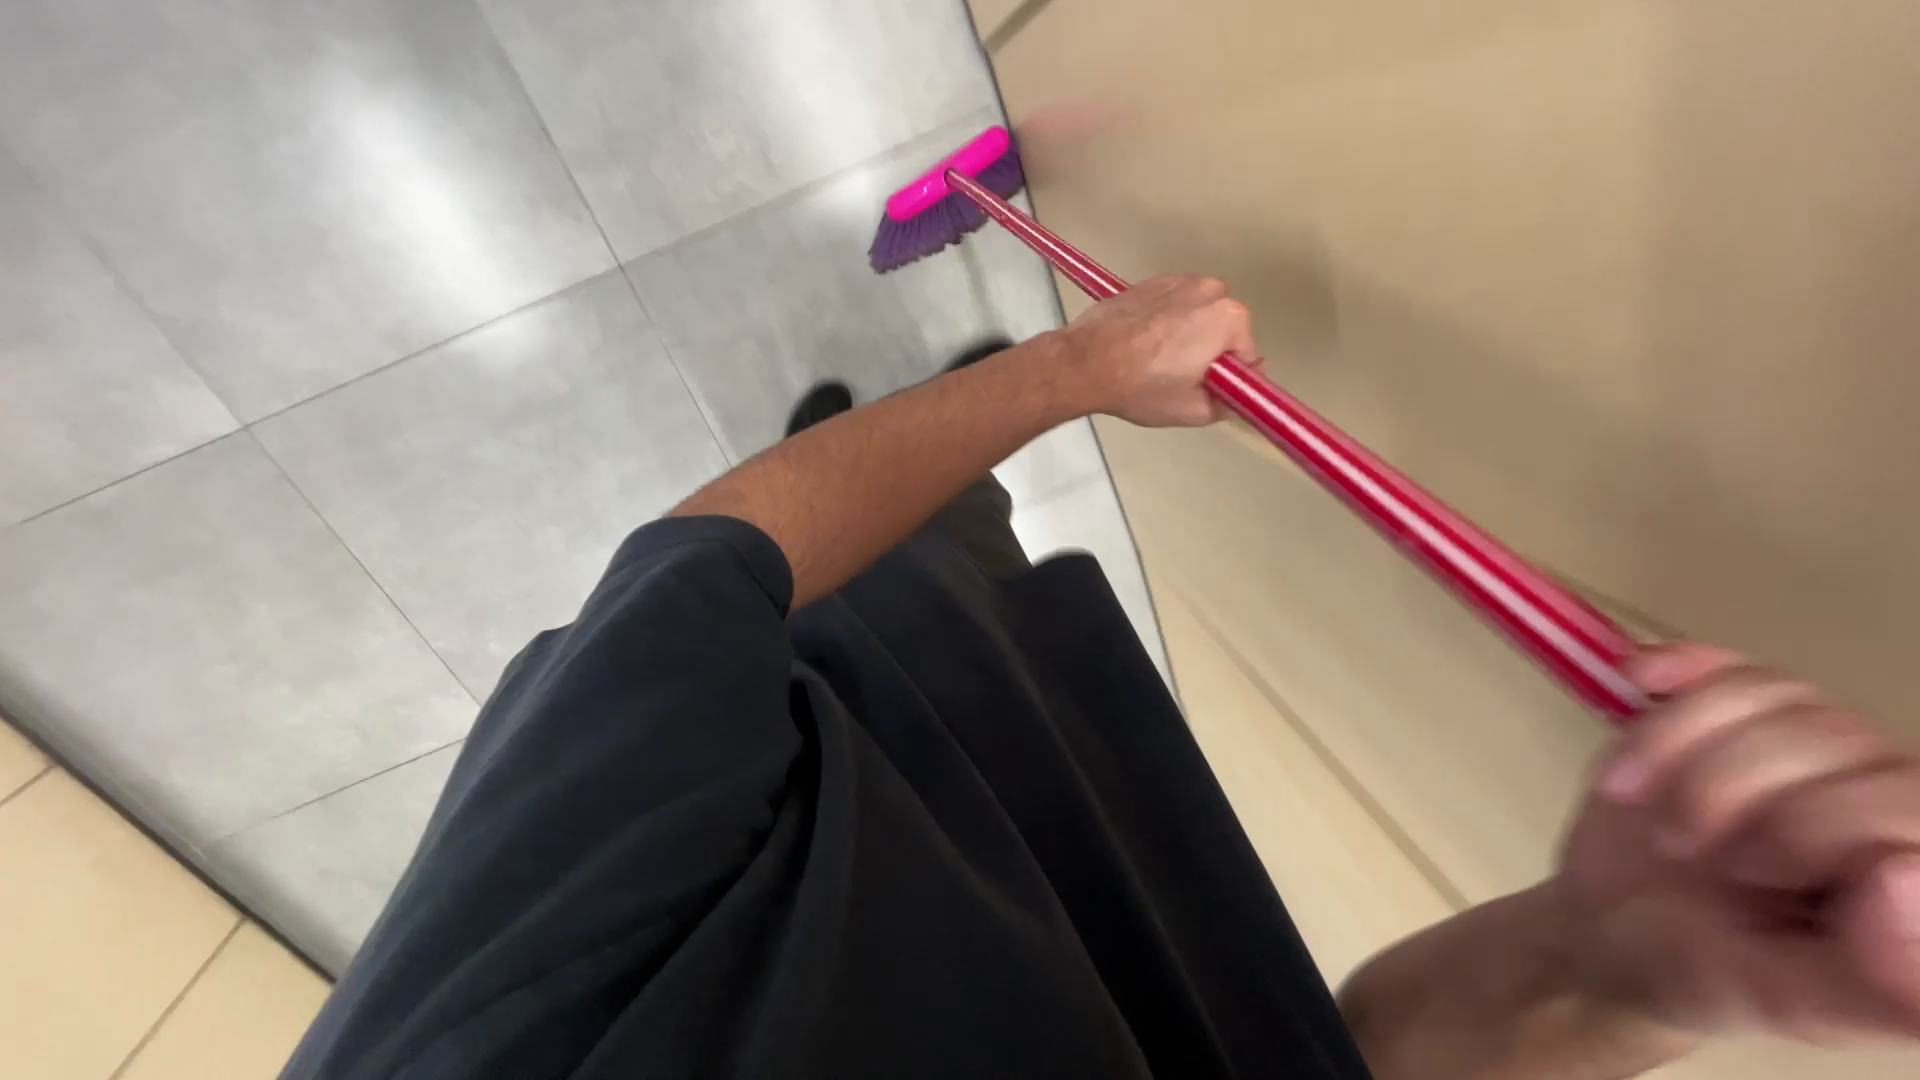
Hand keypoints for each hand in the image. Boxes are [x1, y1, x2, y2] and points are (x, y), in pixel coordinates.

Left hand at [1054, 274, 1261, 426]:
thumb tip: (1240, 392)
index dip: (1230, 379)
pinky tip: (1143, 344)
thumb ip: (1230, 402)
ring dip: (1187, 335)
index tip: (1205, 389)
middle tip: (1177, 378)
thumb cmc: (1140, 387)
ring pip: (1199, 316)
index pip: (1247, 356)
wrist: (1084, 362)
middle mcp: (1211, 289)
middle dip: (1209, 353)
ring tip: (1156, 361)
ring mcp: (1180, 280)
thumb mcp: (1193, 411)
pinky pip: (1174, 306)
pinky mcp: (1152, 281)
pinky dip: (1165, 322)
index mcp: (1230, 318)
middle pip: (1224, 331)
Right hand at [1554, 642, 1919, 1042]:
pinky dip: (1677, 665)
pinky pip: (1723, 665)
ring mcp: (1812, 754)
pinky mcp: (1730, 719)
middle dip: (1727, 790)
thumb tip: (1909, 881)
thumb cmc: (1696, 972)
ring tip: (1637, 796)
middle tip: (1682, 846)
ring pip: (1768, 698)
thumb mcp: (1779, 999)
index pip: (1907, 804)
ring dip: (1673, 744)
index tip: (1747, 871)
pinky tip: (1638, 679)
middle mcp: (1888, 803)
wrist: (1607, 926)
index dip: (1819, 826)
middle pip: (1832, 740)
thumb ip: (1872, 978)